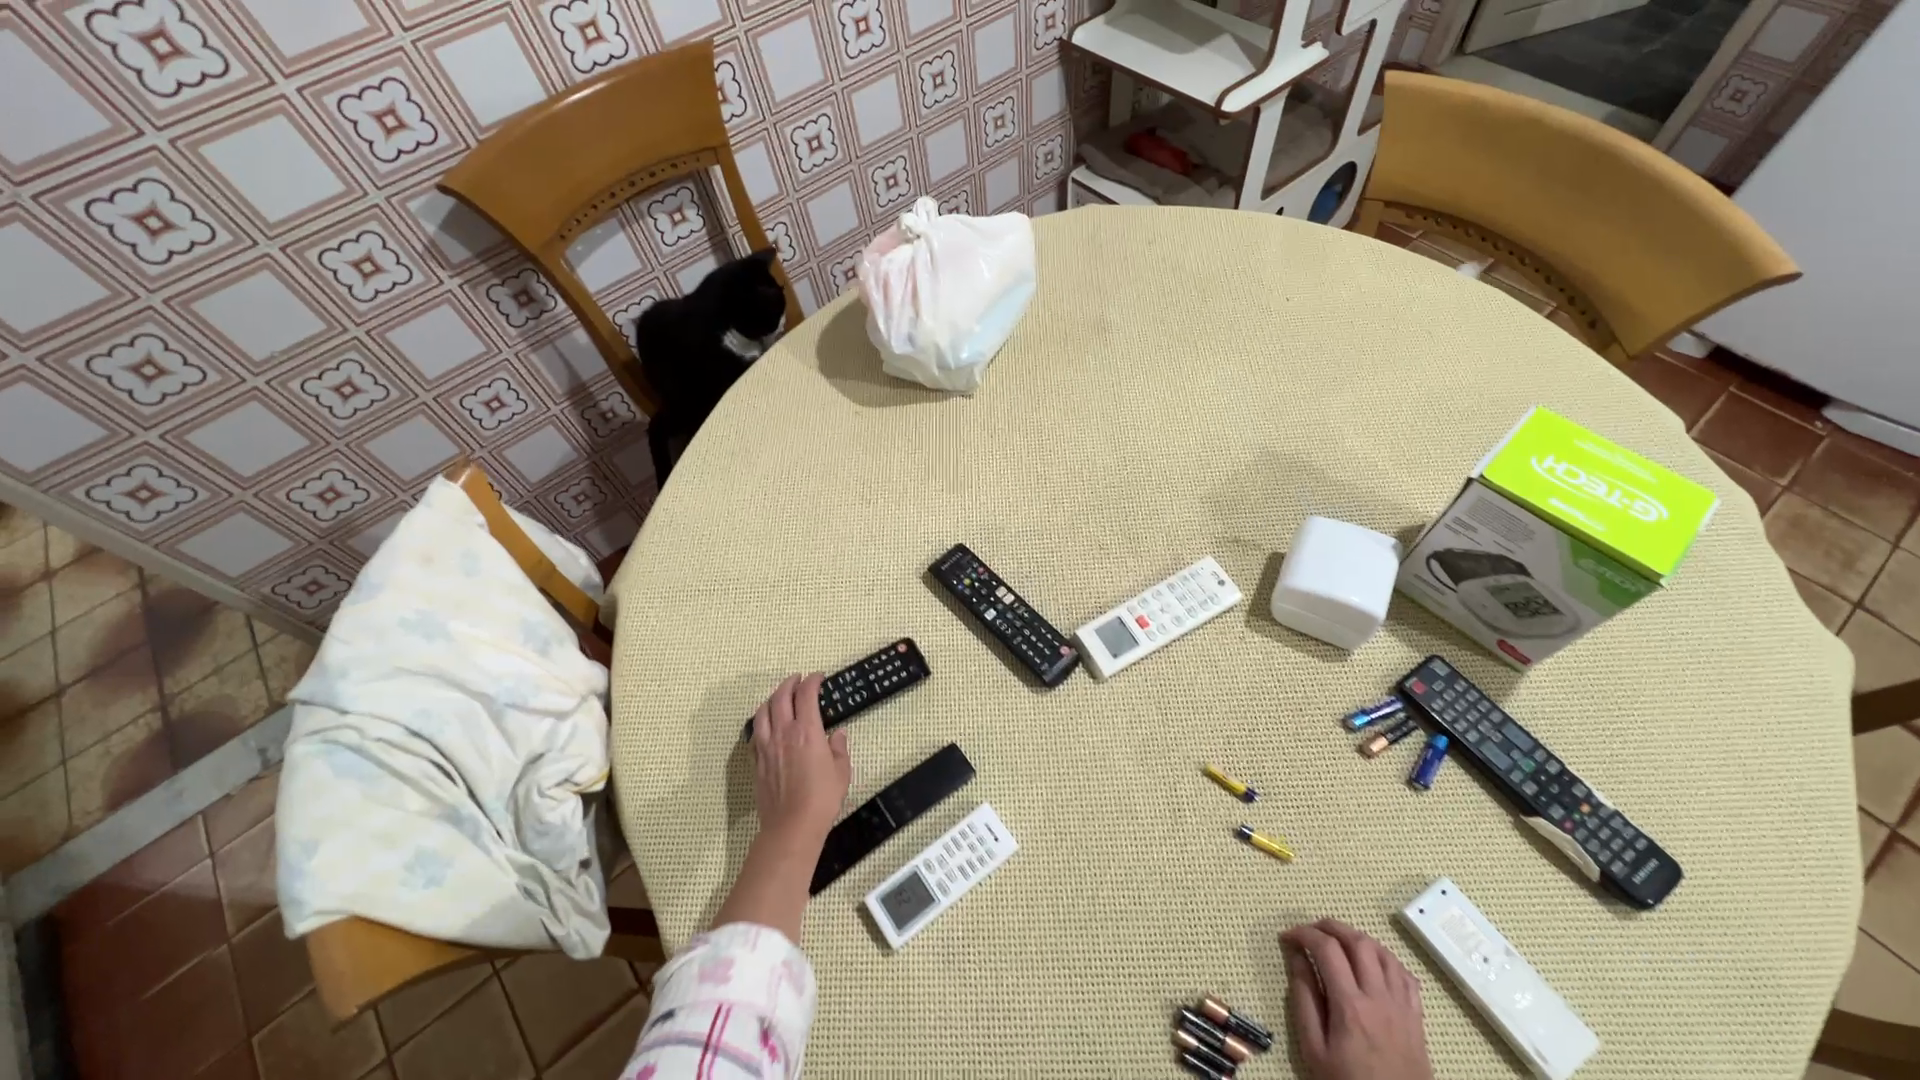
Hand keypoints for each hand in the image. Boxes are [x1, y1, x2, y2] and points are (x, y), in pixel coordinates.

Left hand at [748, 673, 852, 841]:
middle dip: (789, 683)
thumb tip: (838, 735)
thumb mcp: (841, 772)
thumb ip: (838, 749)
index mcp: (807, 731)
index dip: (812, 681)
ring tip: (779, 696)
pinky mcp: (757, 760)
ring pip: (763, 712)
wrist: (792, 825)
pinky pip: (756, 732)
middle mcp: (783, 733)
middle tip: (798, 679)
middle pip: (780, 697)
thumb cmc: (822, 798)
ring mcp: (766, 746)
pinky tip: (767, 724)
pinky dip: (762, 720)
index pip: (806, 695)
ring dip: (772, 698)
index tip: (818, 677)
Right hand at [1280, 919, 1433, 1079]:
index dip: (1304, 934)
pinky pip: (1404, 973)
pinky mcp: (1416, 1015)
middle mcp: (1379, 996)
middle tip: (1310, 930)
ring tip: (1339, 941)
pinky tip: (1372, 963)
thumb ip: (1304, 1000)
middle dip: (1330, 926)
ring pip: (1383, 952)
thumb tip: (1296, 959)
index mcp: (1350, 1005)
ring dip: (1358, 937)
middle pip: (1357, 941)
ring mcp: (1402, 1004)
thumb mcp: (1314, 1049)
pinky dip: (1385, 958)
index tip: (1287, 937)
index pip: (1327, 949)